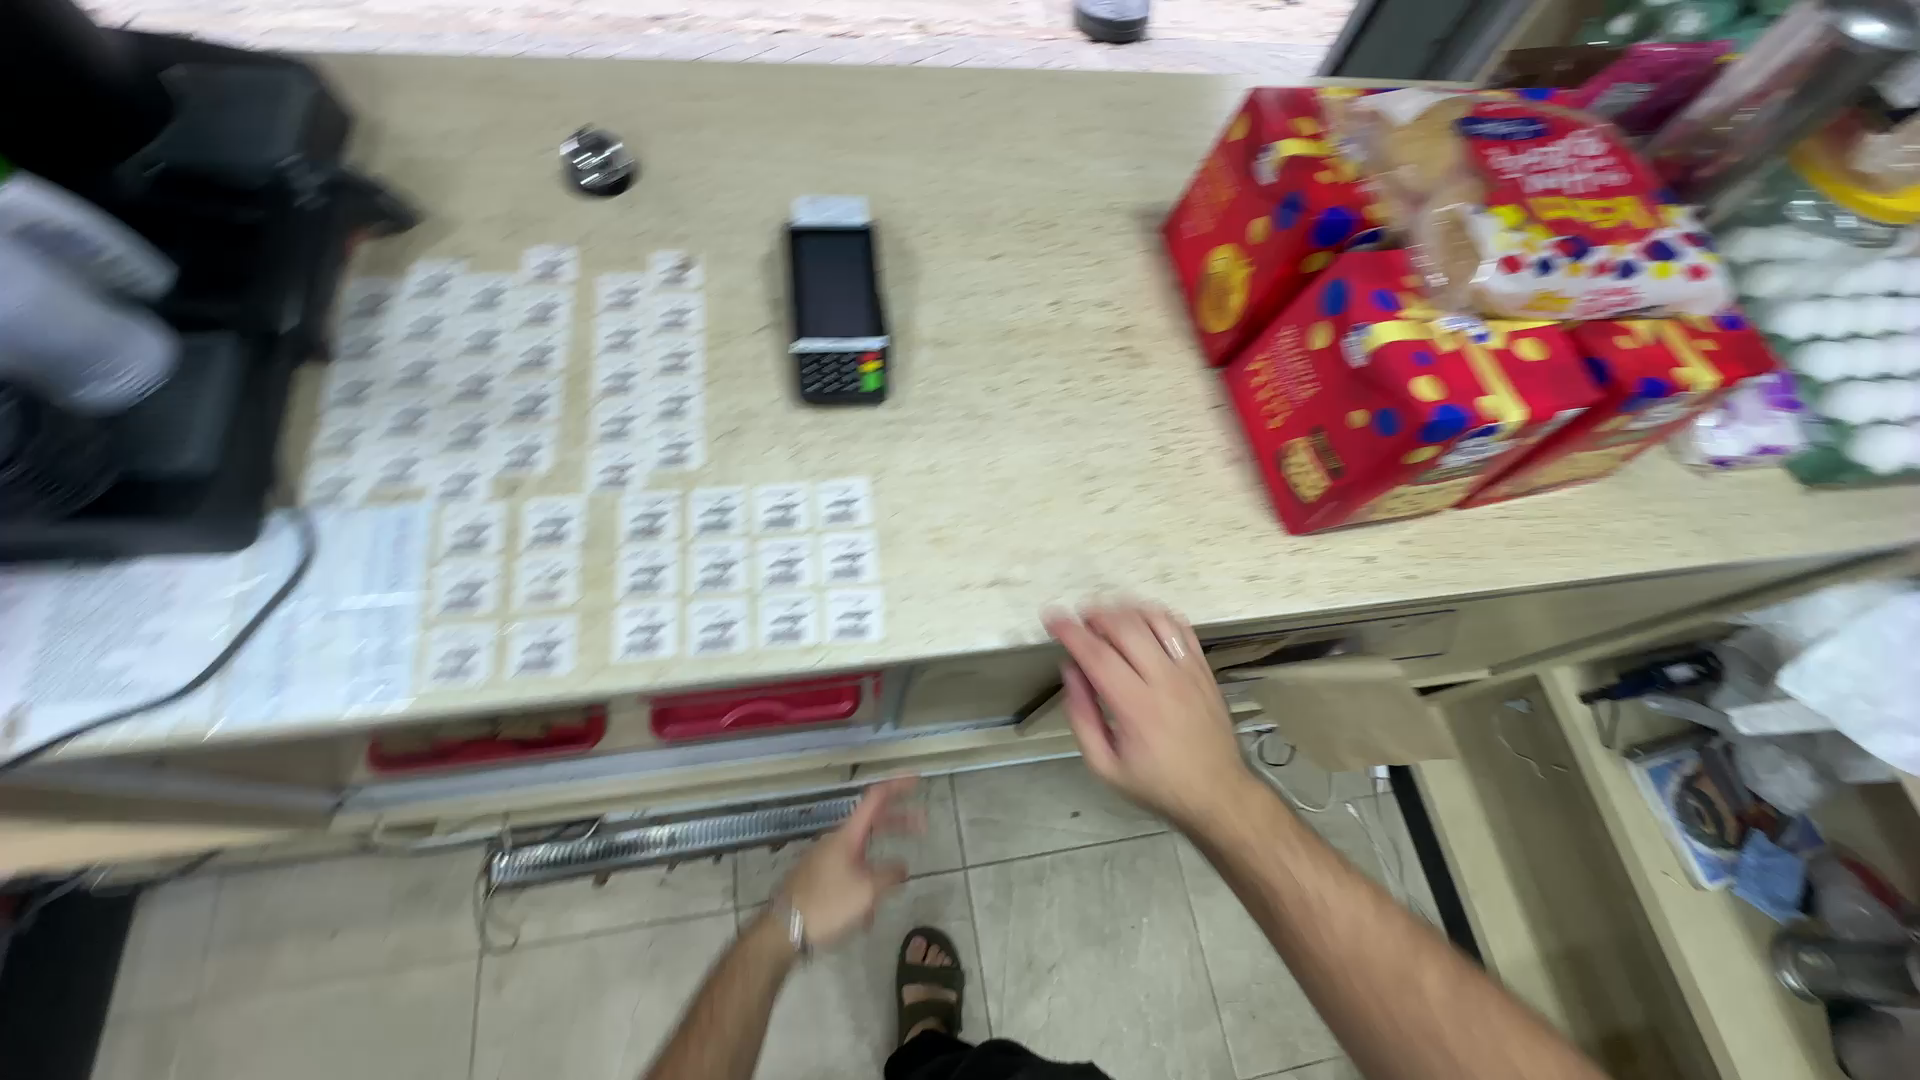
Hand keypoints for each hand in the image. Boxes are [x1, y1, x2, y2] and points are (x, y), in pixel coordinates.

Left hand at [776, 776, 921, 949]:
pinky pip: (848, 871)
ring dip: (877, 868)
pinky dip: (862, 883)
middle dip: (897, 823)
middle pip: (871, 822)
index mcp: (848, 835)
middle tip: (921, 826)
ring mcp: (825, 857)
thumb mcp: (867, 891)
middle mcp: (836, 840)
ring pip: (860, 854)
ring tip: (885, 896)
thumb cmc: (827, 904)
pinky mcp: (817, 876)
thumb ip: (889, 875)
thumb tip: (902, 867)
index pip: (875, 798)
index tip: (916, 780)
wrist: (783, 929)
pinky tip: (863, 916)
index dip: (896, 786)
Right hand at [1044, 603, 1253, 828]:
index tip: (1053, 620)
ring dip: (1125, 610)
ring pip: (1154, 620)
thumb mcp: (1105, 766)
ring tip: (1105, 617)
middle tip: (1078, 620)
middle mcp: (1164, 681)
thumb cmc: (1157, 784)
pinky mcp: (1204, 669)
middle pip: (1126, 628)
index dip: (1071, 632)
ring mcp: (1189, 672)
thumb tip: (1071, 672)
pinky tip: (1141, 621)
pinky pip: (1180, 629)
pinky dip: (1156, 616)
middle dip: (1095, 615)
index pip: (1097, 655)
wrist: (1218, 794)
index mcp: (1135, 707)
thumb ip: (1082, 718)